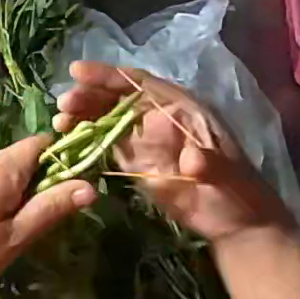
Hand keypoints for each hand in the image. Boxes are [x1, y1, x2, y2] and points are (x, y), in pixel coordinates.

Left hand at [0, 136, 94, 298]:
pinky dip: (16, 195)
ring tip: (36, 223)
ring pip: (19, 169)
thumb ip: (52, 207)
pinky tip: (14, 223)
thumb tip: (91, 186)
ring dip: (34, 190)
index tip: (83, 185)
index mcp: (1, 166)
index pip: (45, 143)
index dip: (68, 158)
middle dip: (52, 178)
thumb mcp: (16, 235)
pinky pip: (3, 179)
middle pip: (32, 155)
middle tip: (61, 214)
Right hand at [55, 61, 289, 241]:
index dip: (109, 75)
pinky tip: (65, 139)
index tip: (79, 72)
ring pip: (104, 117)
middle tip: (64, 104)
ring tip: (60, 122)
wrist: (236, 226)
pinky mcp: (132, 160)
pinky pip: (103, 142)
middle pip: (116, 97)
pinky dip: (84, 138)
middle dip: (88, 96)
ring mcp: (143, 138)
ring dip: (81, 115)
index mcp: (180, 108)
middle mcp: (156, 116)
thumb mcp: (230, 177)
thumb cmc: (239, 193)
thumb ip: (211, 164)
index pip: (139, 83)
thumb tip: (191, 160)